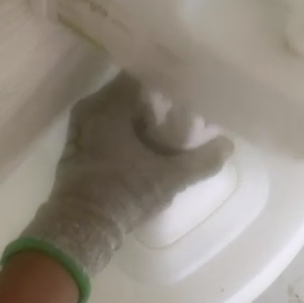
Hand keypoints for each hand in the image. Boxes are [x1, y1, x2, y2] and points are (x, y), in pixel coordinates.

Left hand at [8, 74, 233, 301]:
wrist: (82, 227)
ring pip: (114, 110)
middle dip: (153, 98)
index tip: (186, 84)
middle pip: (127, 92)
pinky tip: (142, 142)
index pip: (141, 75)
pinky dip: (122, 129)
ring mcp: (79, 129)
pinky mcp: (76, 148)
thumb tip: (227, 146)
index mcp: (109, 106)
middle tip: (181, 104)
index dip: (165, 78)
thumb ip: (200, 161)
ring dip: (137, 115)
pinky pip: (103, 127)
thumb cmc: (124, 193)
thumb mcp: (169, 179)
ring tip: (166, 123)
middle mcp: (90, 109)